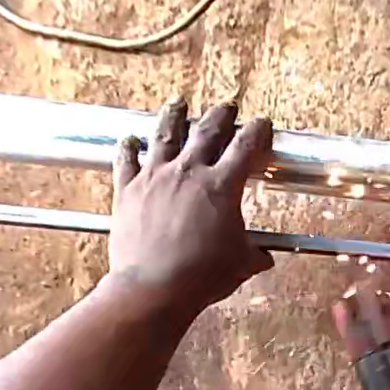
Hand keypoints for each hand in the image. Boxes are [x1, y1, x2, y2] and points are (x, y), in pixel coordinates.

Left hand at [109, 98, 274, 315]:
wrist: (155, 285)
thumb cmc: (204, 274)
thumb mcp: (241, 262)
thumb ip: (254, 253)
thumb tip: (263, 257)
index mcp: (222, 186)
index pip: (245, 148)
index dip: (257, 132)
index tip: (263, 124)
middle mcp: (188, 172)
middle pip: (206, 132)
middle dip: (220, 116)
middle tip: (227, 107)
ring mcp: (154, 177)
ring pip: (165, 134)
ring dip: (174, 116)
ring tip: (178, 104)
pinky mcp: (127, 190)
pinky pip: (126, 160)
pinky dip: (128, 147)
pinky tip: (130, 139)